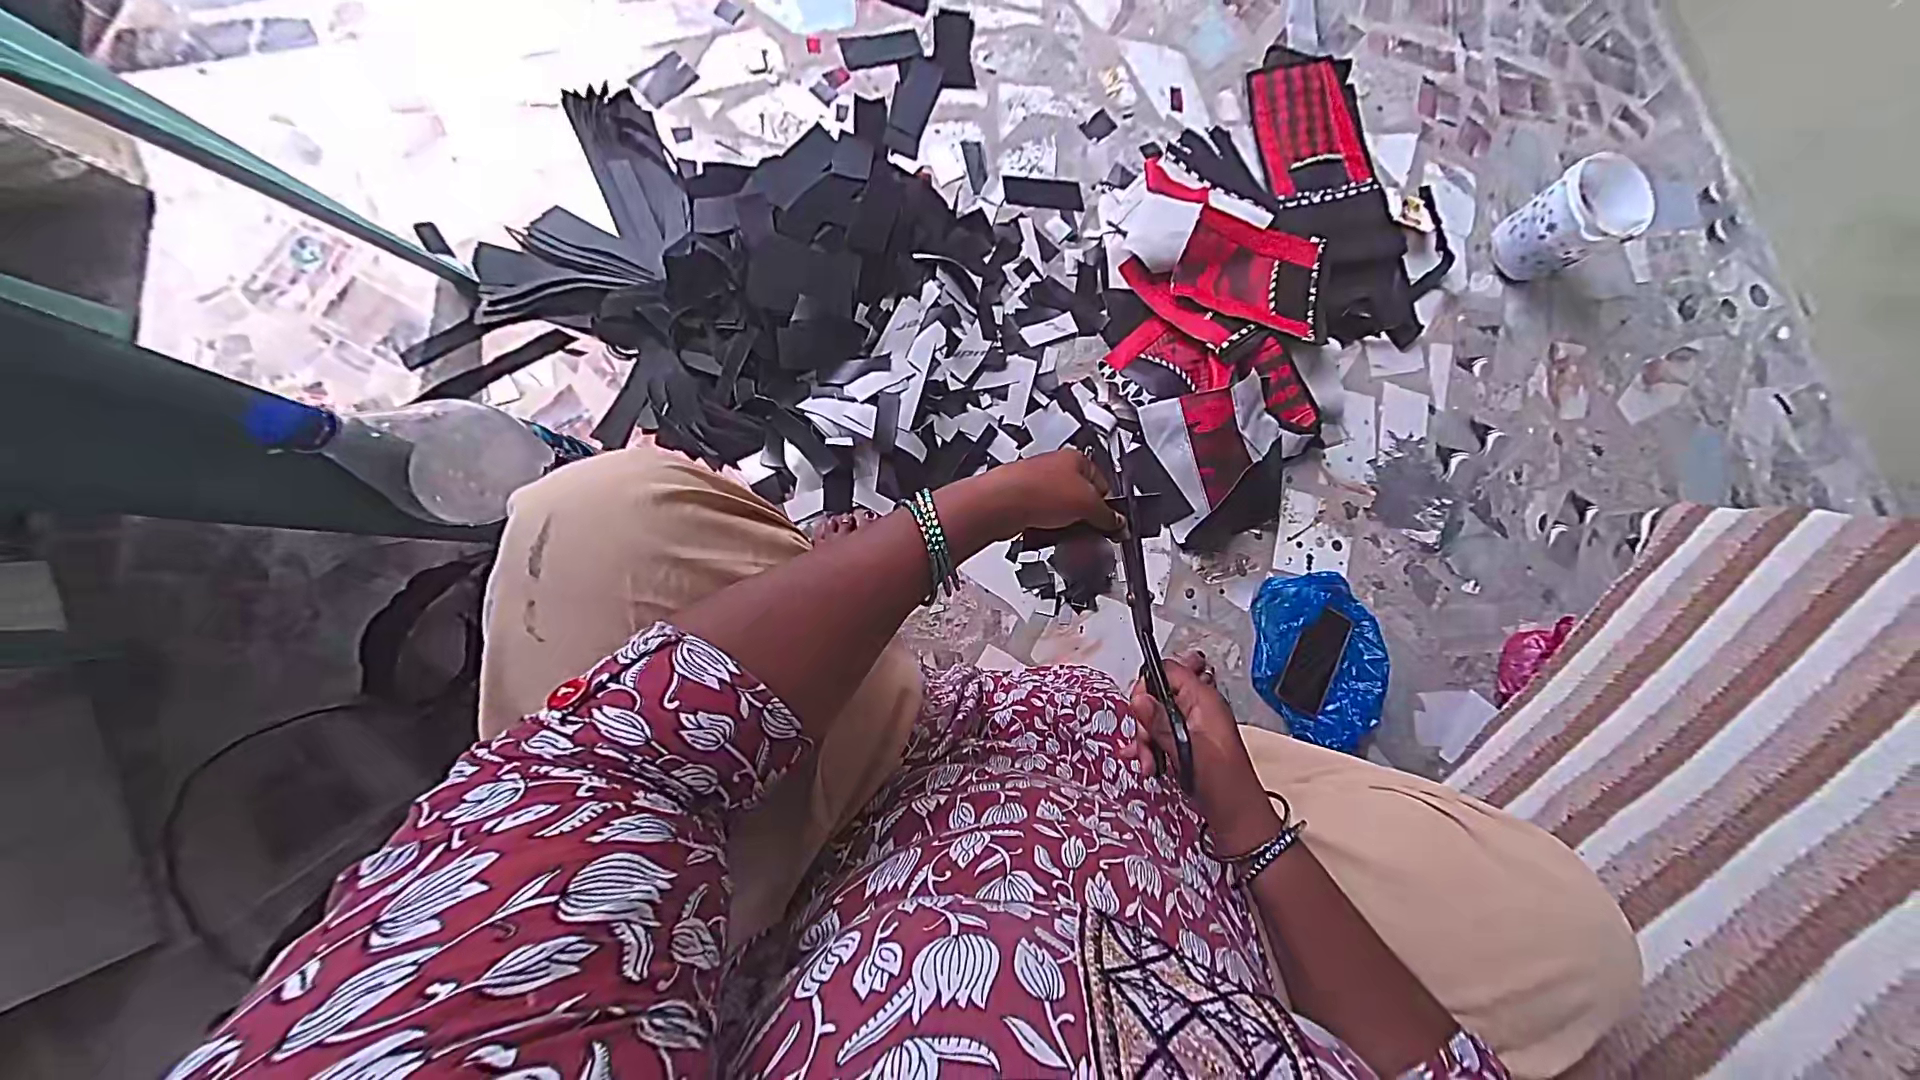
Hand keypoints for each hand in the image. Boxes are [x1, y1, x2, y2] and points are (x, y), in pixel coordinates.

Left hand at [982, 448, 1122, 536]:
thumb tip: (1118, 523)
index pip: (1103, 484)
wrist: (1000, 503)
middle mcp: (1055, 469)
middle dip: (1086, 519)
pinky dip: (1046, 531)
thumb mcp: (1088, 505)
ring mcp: (1037, 487)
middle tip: (1089, 533)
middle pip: (1081, 499)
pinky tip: (1046, 536)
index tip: (1112, 524)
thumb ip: (1108, 516)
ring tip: (1065, 536)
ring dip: (1066, 527)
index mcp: (1076, 459)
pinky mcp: (1022, 505)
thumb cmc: (1037, 490)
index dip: (1109, 506)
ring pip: (1060, 513)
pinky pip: (1042, 522)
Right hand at [1118, 651, 1283, 856]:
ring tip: (1147, 761)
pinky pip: (1159, 734)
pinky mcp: (1186, 743)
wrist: (1239, 823)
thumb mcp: (1189, 751)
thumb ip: (1162, 722)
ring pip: (1154, 717)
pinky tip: (1146, 763)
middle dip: (1143, 718)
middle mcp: (1198, 709)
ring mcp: (1192, 726)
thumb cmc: (1225, 788)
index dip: (1148, 685)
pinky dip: (1149, 747)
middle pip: (1156, 694)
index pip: (1168, 670)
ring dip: (1144, 738)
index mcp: (1204, 701)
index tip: (1140, 710)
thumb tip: (1139, 697)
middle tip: (1145, 742)